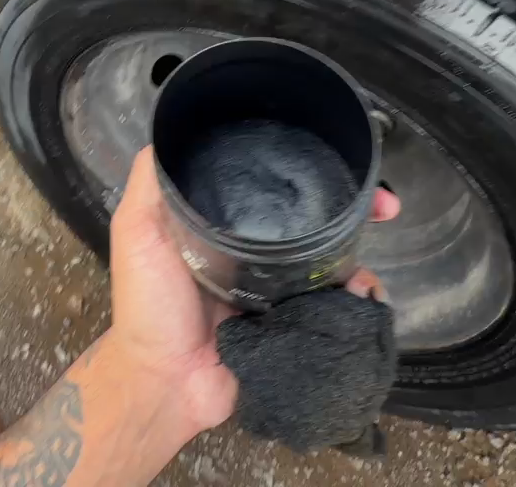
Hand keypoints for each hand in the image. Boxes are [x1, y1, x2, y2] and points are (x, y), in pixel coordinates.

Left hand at [105, 146, 400, 434]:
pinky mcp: (292, 322)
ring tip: (379, 232)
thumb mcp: (136, 229)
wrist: (169, 383)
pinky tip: (367, 287)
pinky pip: (332, 302)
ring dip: (357, 244)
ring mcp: (272, 286)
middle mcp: (246, 249)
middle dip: (344, 202)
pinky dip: (357, 292)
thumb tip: (167, 133)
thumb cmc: (147, 302)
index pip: (259, 184)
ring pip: (324, 255)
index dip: (291, 167)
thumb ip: (148, 183)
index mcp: (214, 222)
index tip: (322, 150)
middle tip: (378, 199)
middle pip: (301, 217)